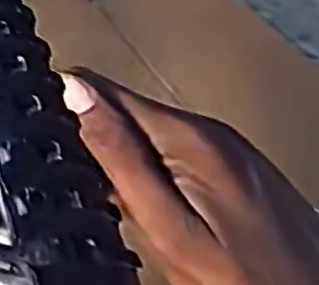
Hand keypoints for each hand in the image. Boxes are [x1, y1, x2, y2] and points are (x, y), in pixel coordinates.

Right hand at [63, 71, 318, 284]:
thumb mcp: (172, 232)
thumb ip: (118, 155)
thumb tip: (70, 87)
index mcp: (191, 137)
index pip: (98, 86)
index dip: (71, 111)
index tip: (69, 153)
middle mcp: (214, 132)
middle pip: (124, 109)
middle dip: (103, 142)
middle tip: (112, 198)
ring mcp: (237, 152)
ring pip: (150, 132)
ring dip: (132, 162)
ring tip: (145, 213)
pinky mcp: (249, 174)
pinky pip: (180, 153)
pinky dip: (162, 175)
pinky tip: (176, 217)